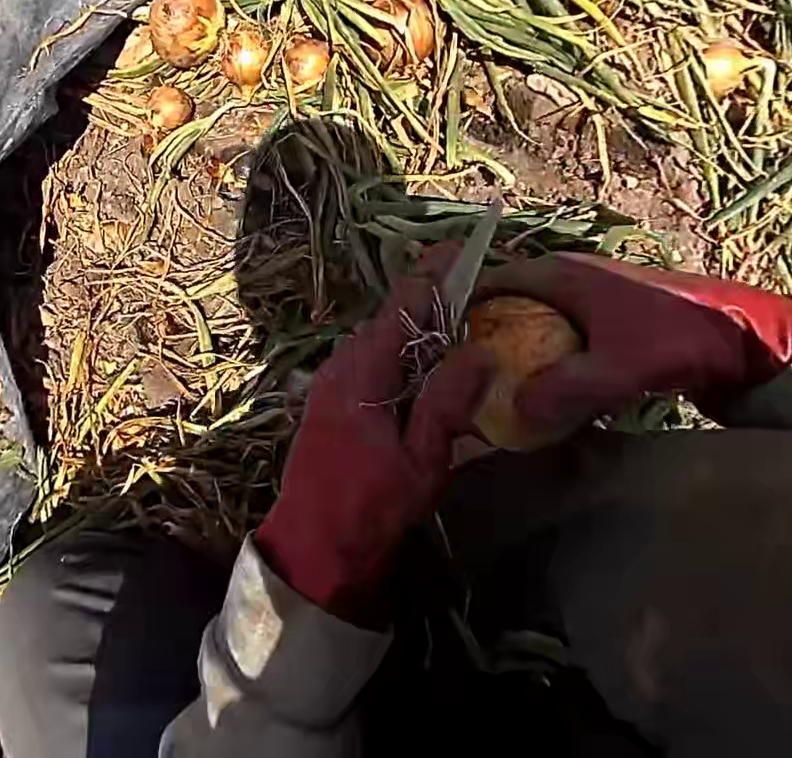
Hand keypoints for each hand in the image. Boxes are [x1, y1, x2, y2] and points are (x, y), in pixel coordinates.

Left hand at [255, 247, 492, 624]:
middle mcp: (344, 360)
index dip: (436, 271)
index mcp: (364, 367)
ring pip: (384, 336)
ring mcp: (334, 375)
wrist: (311, 543)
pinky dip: (402, 353)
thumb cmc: (370, 505)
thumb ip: (448, 402)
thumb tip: (480, 349)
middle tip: (478, 298)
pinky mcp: (333, 393)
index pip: (404, 302)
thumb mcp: (421, 459)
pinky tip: (427, 372)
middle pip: (394, 315)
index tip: (466, 248)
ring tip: (460, 331)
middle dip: (435, 301)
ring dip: (419, 330)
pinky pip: (373, 357)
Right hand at [476, 254, 791, 436]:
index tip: (447, 345)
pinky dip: (546, 344)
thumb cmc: (678, 340)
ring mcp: (591, 287)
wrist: (751, 334)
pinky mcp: (611, 306)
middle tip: (470, 370)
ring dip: (518, 338)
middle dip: (487, 329)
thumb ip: (564, 390)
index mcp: (560, 273)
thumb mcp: (619, 369)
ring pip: (536, 310)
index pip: (493, 280)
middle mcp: (569, 272)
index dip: (465, 308)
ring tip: (501, 377)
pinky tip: (549, 377)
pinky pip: (561, 323)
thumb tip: (512, 411)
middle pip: (511, 296)